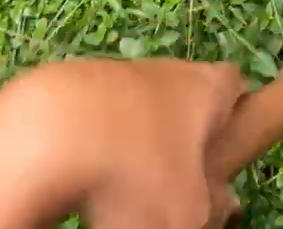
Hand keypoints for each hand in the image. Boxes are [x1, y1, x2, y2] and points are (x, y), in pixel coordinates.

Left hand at [0, 58, 244, 228]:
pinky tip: (79, 183)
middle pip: (184, 101)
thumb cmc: (137, 170)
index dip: (233, 114)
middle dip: (180, 142)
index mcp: (204, 86)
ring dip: (134, 147)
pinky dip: (93, 147)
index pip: (234, 83)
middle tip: (173, 189)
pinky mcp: (71, 87)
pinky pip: (96, 120)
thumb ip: (211, 211)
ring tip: (118, 195)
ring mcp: (116, 74)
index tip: (224, 148)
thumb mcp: (184, 213)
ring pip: (138, 112)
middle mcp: (165, 70)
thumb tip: (222, 206)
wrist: (48, 135)